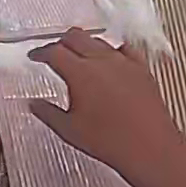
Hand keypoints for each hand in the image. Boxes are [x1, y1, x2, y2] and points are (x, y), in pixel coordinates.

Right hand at [27, 30, 185, 174]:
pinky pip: (124, 49)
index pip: (53, 52)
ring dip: (84, 43)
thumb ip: (47, 112)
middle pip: (75, 37)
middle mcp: (102, 62)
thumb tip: (35, 105)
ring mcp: (124, 63)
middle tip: (53, 51)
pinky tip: (111, 57)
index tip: (35, 56)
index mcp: (80, 73)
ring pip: (98, 40)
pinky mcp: (141, 70)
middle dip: (60, 42)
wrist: (151, 149)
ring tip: (77, 53)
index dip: (40, 53)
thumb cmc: (113, 141)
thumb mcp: (68, 129)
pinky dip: (112, 50)